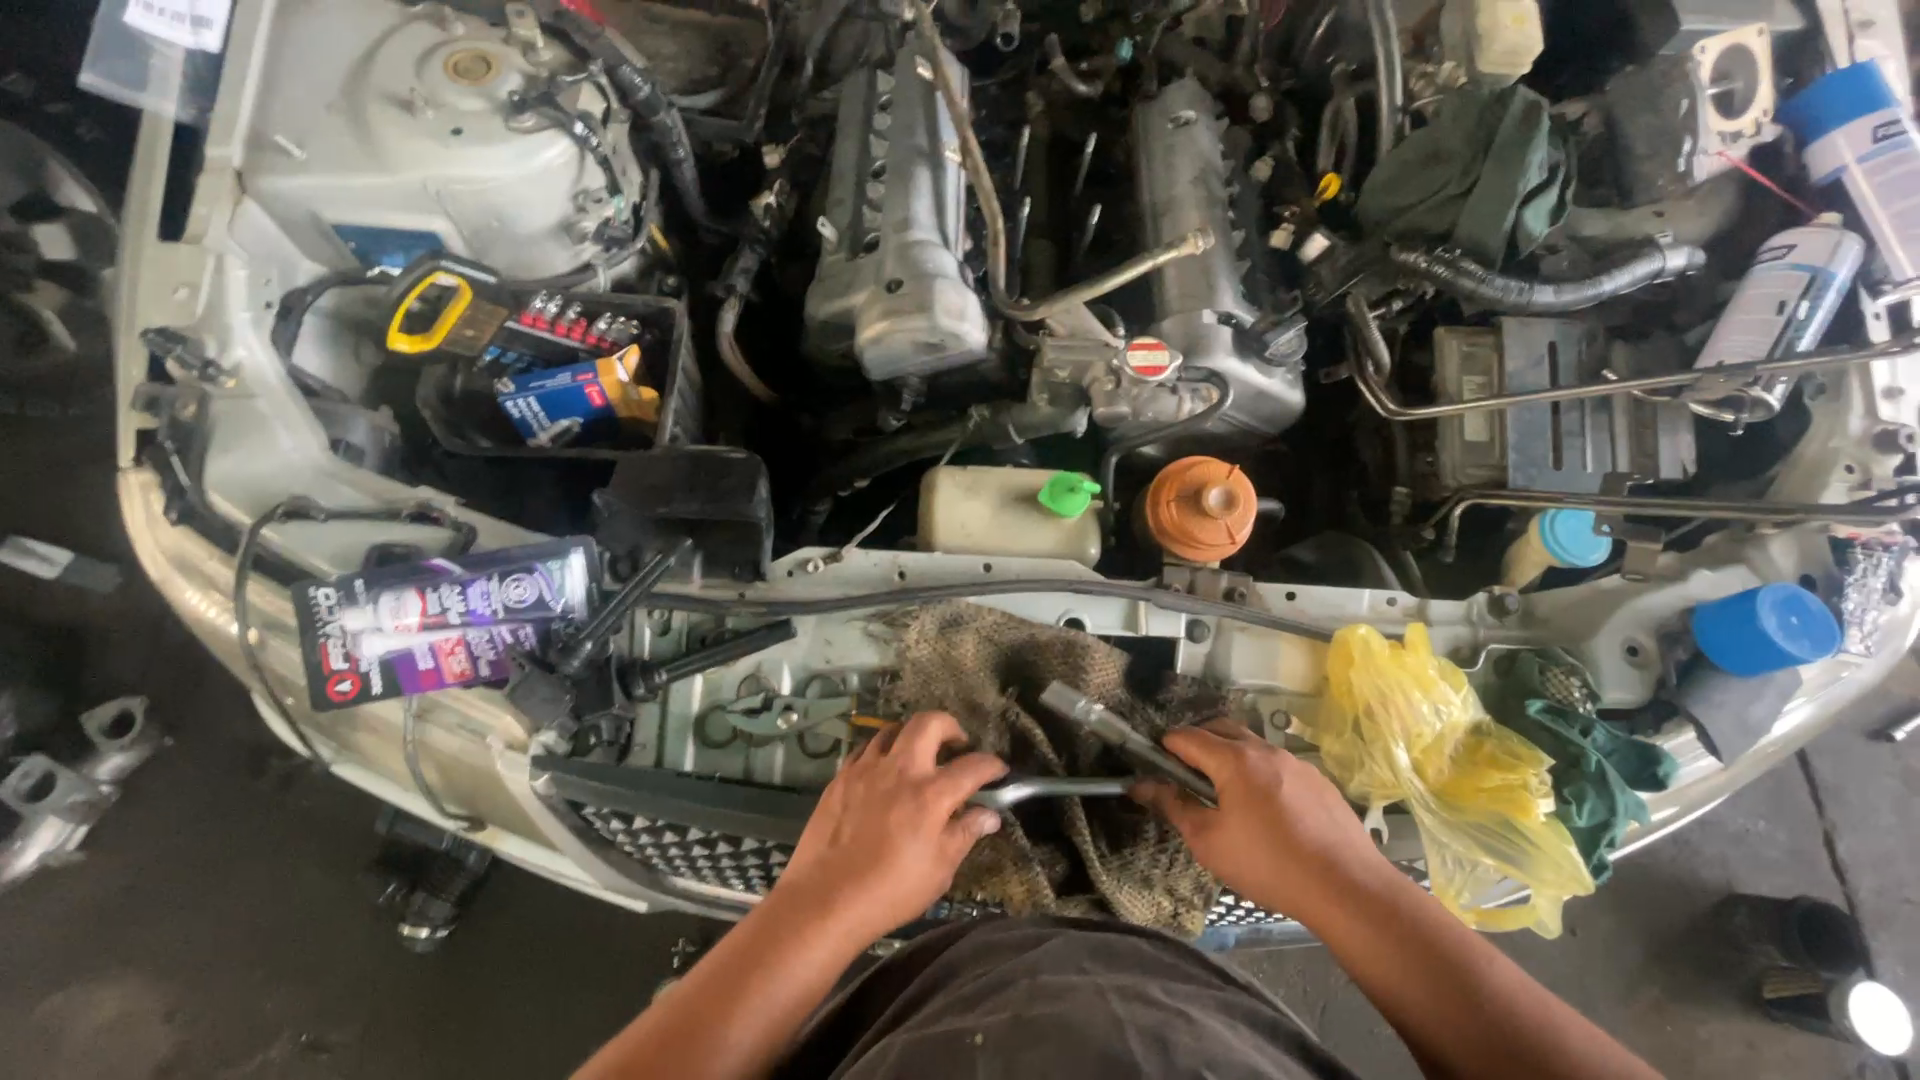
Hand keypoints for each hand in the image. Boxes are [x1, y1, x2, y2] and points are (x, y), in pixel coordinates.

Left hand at [768, 711, 1006, 944]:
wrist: (825, 899)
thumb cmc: (890, 891)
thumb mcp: (939, 869)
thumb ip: (964, 834)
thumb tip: (989, 815)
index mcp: (930, 795)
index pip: (972, 766)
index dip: (991, 765)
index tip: (998, 771)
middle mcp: (900, 770)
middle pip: (929, 723)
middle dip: (950, 726)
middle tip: (956, 745)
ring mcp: (866, 770)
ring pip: (893, 730)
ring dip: (912, 736)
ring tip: (918, 755)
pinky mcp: (841, 777)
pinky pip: (865, 749)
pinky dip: (881, 752)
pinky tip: (883, 772)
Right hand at [1132, 720, 1391, 924]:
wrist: (1346, 887)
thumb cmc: (1268, 864)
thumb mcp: (1208, 841)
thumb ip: (1173, 807)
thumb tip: (1142, 786)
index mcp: (1233, 759)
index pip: (1187, 736)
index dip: (1164, 747)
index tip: (1154, 767)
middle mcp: (1265, 750)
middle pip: (1221, 729)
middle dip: (1197, 743)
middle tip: (1185, 775)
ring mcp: (1296, 763)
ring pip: (1253, 746)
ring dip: (1231, 758)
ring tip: (1225, 795)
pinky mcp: (1319, 782)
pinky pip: (1278, 766)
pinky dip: (1260, 775)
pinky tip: (1266, 812)